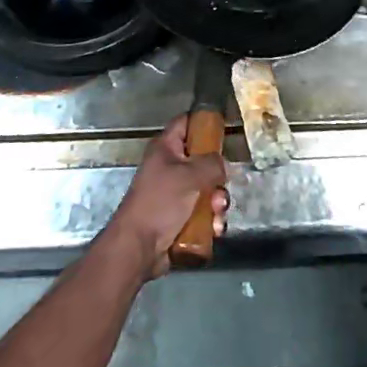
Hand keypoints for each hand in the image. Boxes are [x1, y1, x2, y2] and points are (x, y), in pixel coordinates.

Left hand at [102, 115, 227, 280]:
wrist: (141, 244)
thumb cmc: (161, 201)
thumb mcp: (188, 176)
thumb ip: (211, 164)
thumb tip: (223, 162)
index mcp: (165, 148)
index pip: (185, 123)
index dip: (203, 122)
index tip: (224, 130)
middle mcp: (170, 166)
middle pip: (202, 161)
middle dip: (216, 177)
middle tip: (219, 188)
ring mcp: (175, 192)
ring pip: (207, 189)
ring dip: (216, 202)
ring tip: (215, 213)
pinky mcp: (180, 215)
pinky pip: (204, 211)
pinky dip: (211, 220)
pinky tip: (213, 230)